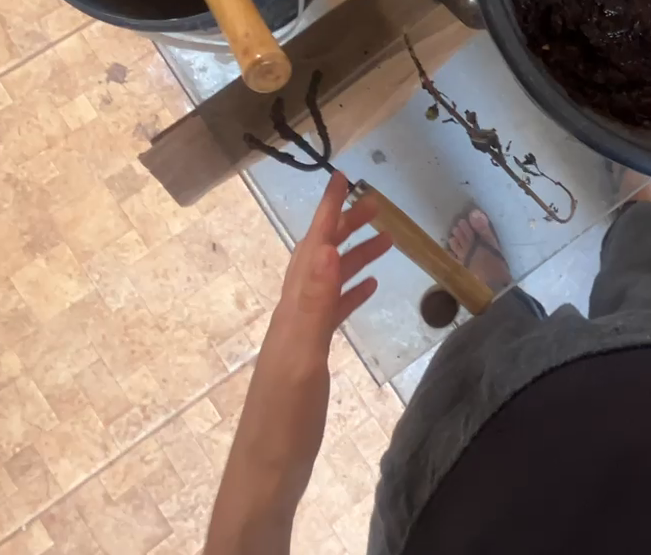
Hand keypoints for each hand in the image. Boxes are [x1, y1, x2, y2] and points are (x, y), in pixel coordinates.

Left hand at [208, 173, 392, 554]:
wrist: (265, 474)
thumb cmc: (286, 420)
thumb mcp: (305, 359)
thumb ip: (316, 303)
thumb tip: (329, 246)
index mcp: (293, 307)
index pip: (313, 247)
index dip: (327, 211)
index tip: (342, 177)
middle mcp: (294, 312)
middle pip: (321, 256)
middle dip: (345, 224)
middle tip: (376, 202)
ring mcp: (300, 333)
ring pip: (329, 279)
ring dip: (353, 254)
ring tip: (385, 238)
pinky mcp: (309, 355)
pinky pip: (333, 308)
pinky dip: (351, 290)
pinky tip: (369, 289)